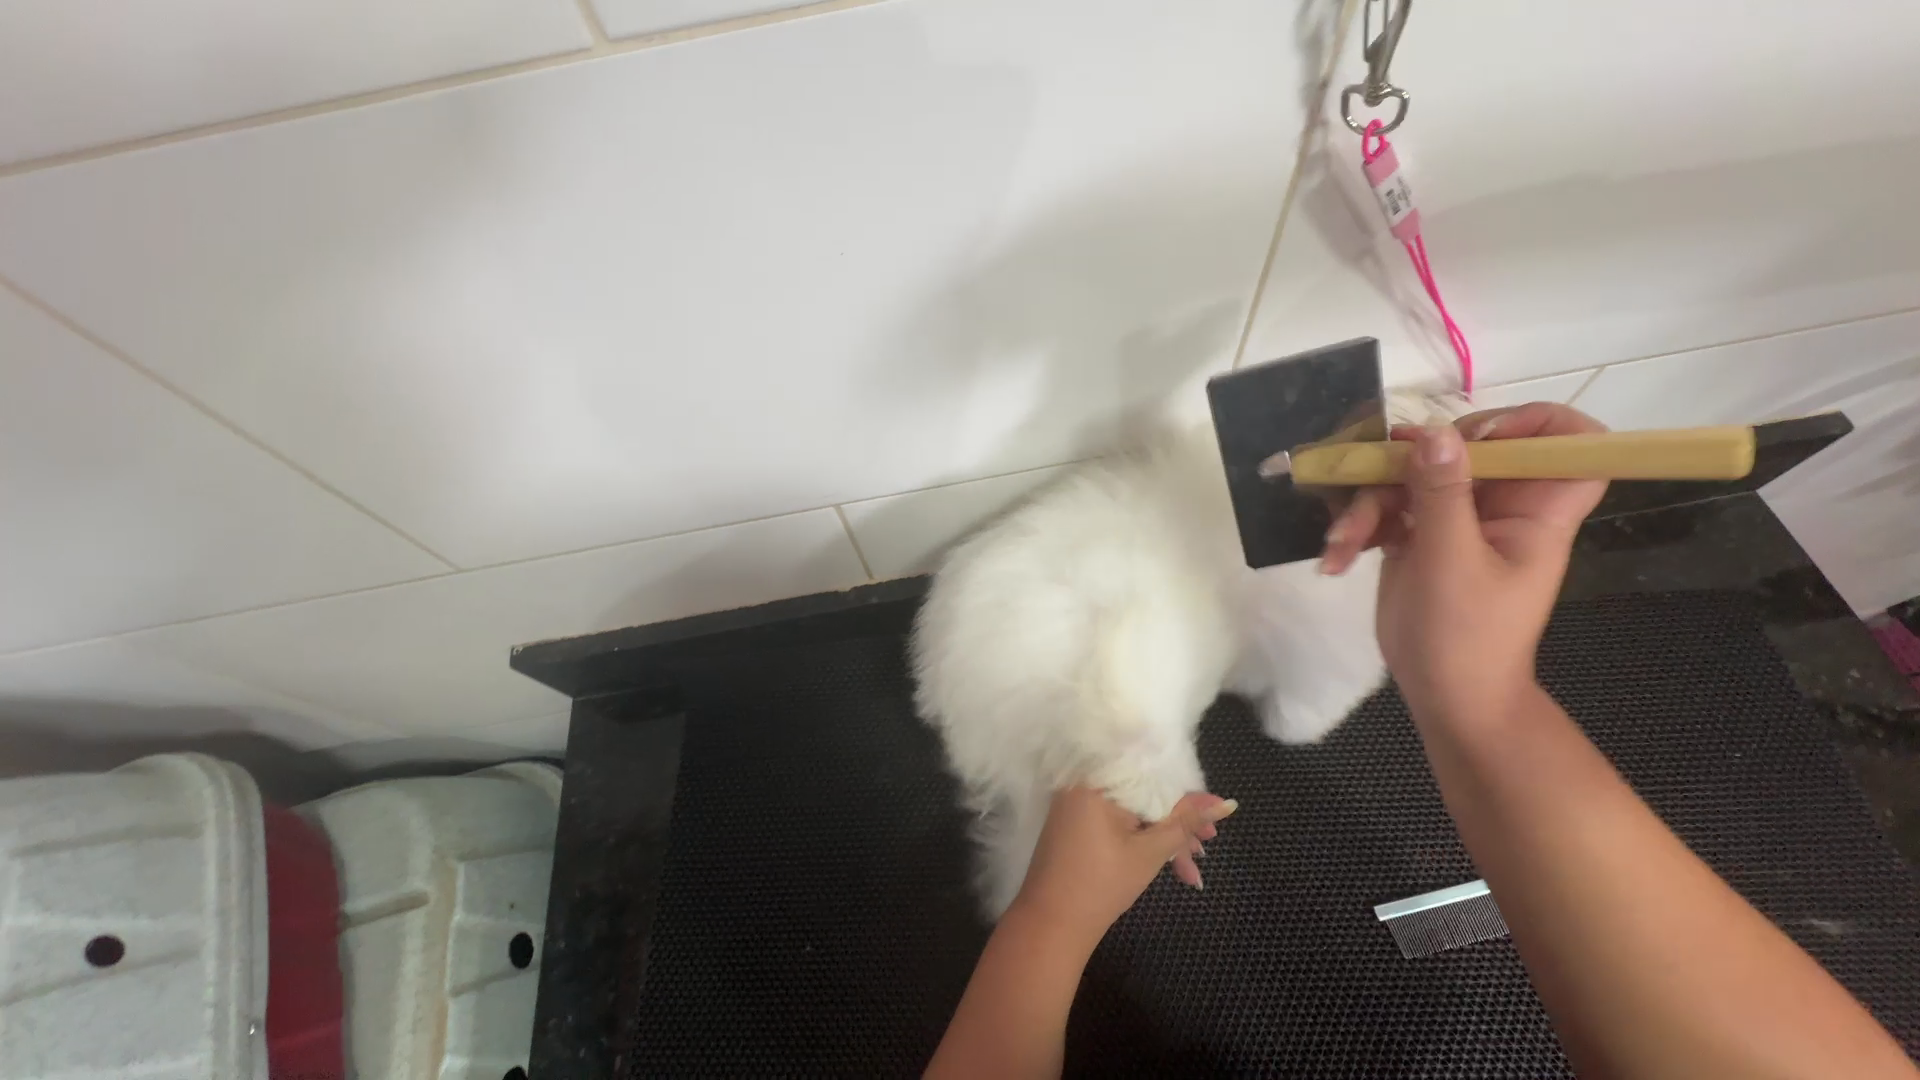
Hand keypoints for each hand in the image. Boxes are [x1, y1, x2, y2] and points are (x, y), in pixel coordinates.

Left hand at [1008, 787, 1238, 949]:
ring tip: (1193, 869)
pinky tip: (1170, 865)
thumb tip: (1226, 803)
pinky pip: (1117, 821)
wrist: (1051, 923)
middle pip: (1143, 794)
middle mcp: (1084, 783)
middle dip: (1178, 823)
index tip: (1215, 817)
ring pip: (1133, 812)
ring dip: (1163, 837)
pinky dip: (1140, 839)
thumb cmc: (1101, 883)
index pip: (1153, 774)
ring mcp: (1078, 804)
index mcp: (1098, 781)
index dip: (1188, 796)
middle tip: (1207, 846)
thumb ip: (1186, 823)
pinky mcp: (1076, 824)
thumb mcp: (1150, 852)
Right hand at [1319, 402, 1608, 718]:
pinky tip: (1336, 556)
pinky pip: (1385, 509)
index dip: (1534, 425)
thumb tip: (1435, 431)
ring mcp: (1453, 522)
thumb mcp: (1451, 562)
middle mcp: (1497, 507)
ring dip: (1366, 505)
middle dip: (1412, 463)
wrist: (1444, 694)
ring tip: (1340, 542)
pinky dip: (1357, 528)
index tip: (1482, 435)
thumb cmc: (1467, 635)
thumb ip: (1442, 495)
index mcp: (1534, 511)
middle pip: (1464, 452)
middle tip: (1379, 472)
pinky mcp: (1415, 537)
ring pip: (1411, 480)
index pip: (1570, 445)